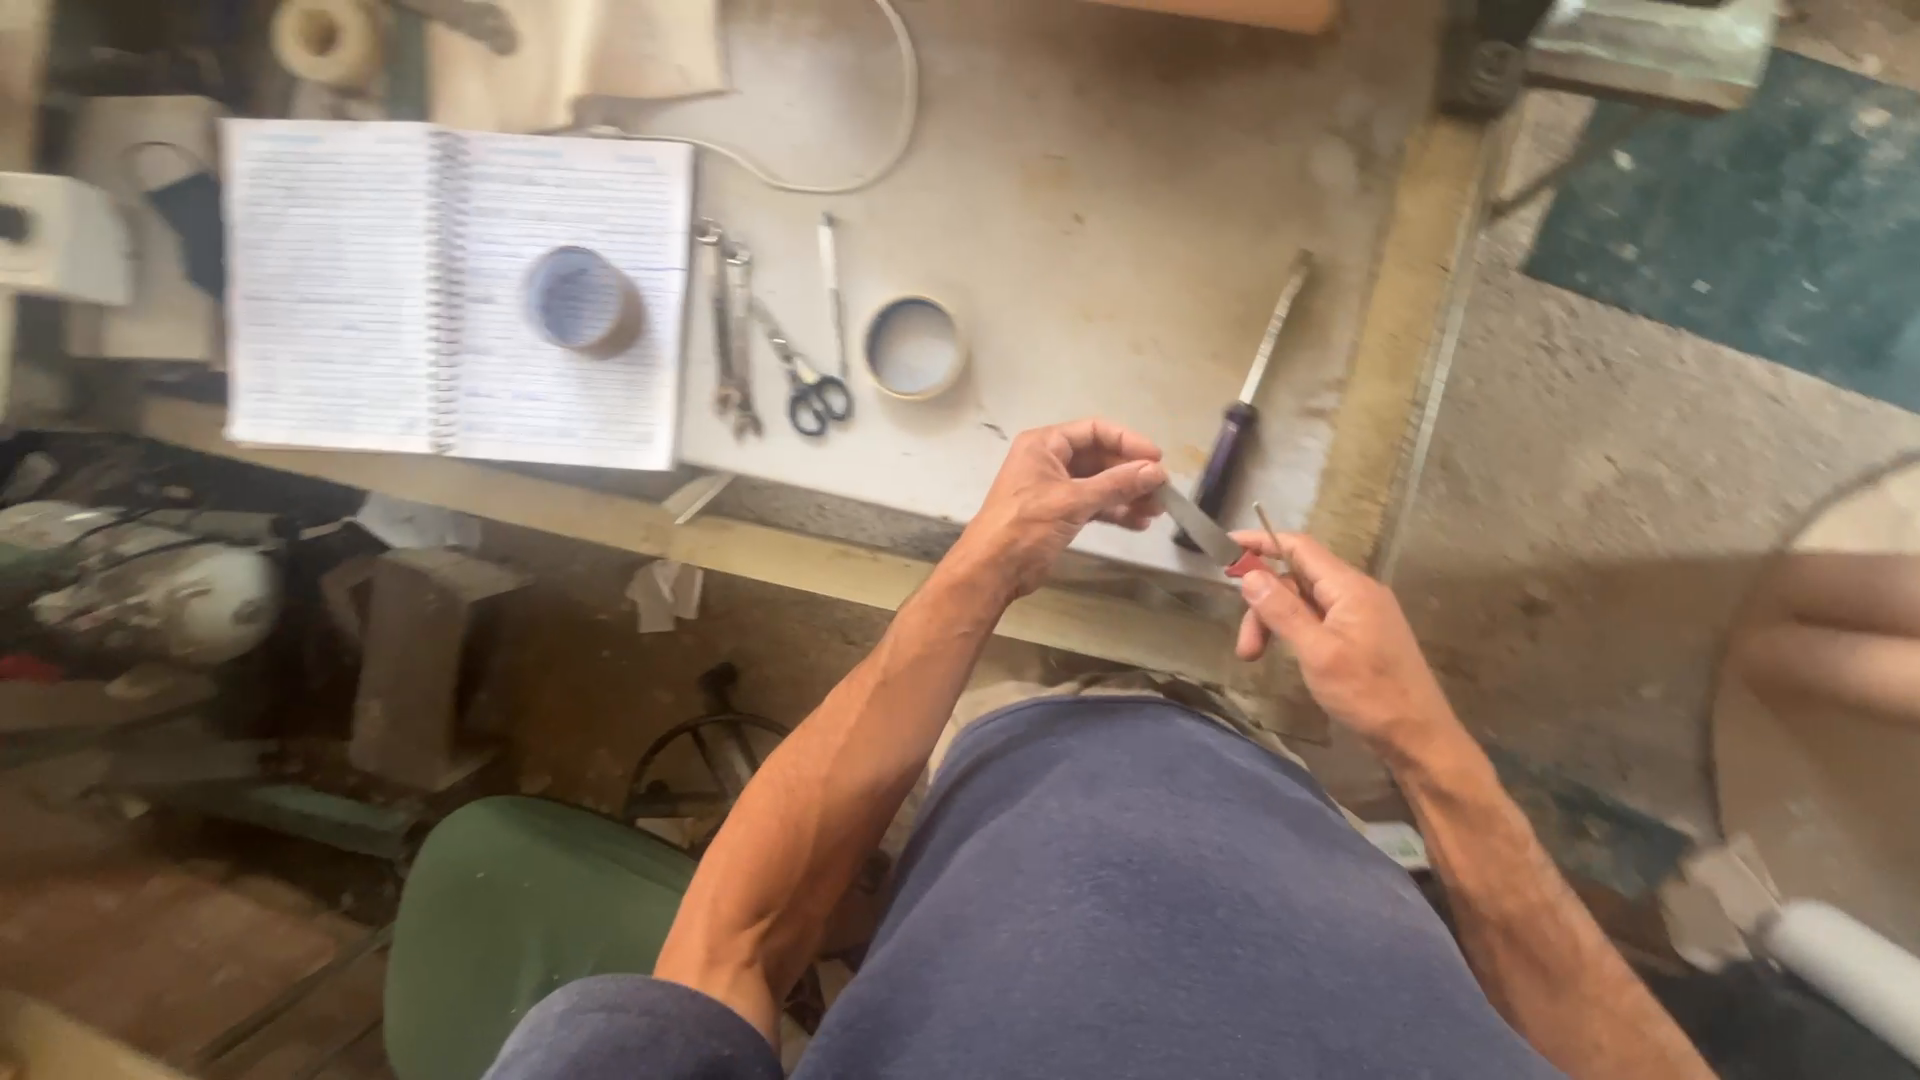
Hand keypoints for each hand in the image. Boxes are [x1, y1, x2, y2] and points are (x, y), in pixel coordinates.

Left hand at [947, 419, 1167, 599]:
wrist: (992, 569)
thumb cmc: (1026, 526)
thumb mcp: (1073, 501)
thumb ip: (1116, 484)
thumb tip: (1156, 472)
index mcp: (1044, 445)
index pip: (1094, 431)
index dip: (1128, 441)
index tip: (1157, 459)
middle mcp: (1049, 461)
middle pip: (1100, 457)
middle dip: (1131, 473)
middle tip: (1162, 489)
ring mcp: (1055, 488)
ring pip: (1099, 483)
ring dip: (1128, 494)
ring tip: (1157, 510)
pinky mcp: (1059, 514)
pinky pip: (1094, 505)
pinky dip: (1115, 512)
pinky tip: (1139, 523)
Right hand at [1232, 530, 1462, 755]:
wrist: (1418, 738)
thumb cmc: (1369, 694)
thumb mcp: (1317, 652)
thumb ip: (1283, 611)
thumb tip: (1250, 576)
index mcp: (1350, 588)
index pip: (1299, 548)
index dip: (1261, 542)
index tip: (1226, 546)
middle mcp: (1357, 592)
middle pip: (1295, 580)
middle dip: (1263, 605)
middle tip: (1245, 647)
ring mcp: (1361, 614)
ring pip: (1303, 603)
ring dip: (1274, 623)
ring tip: (1255, 657)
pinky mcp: (1361, 636)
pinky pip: (1317, 619)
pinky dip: (1292, 631)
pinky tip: (1284, 654)